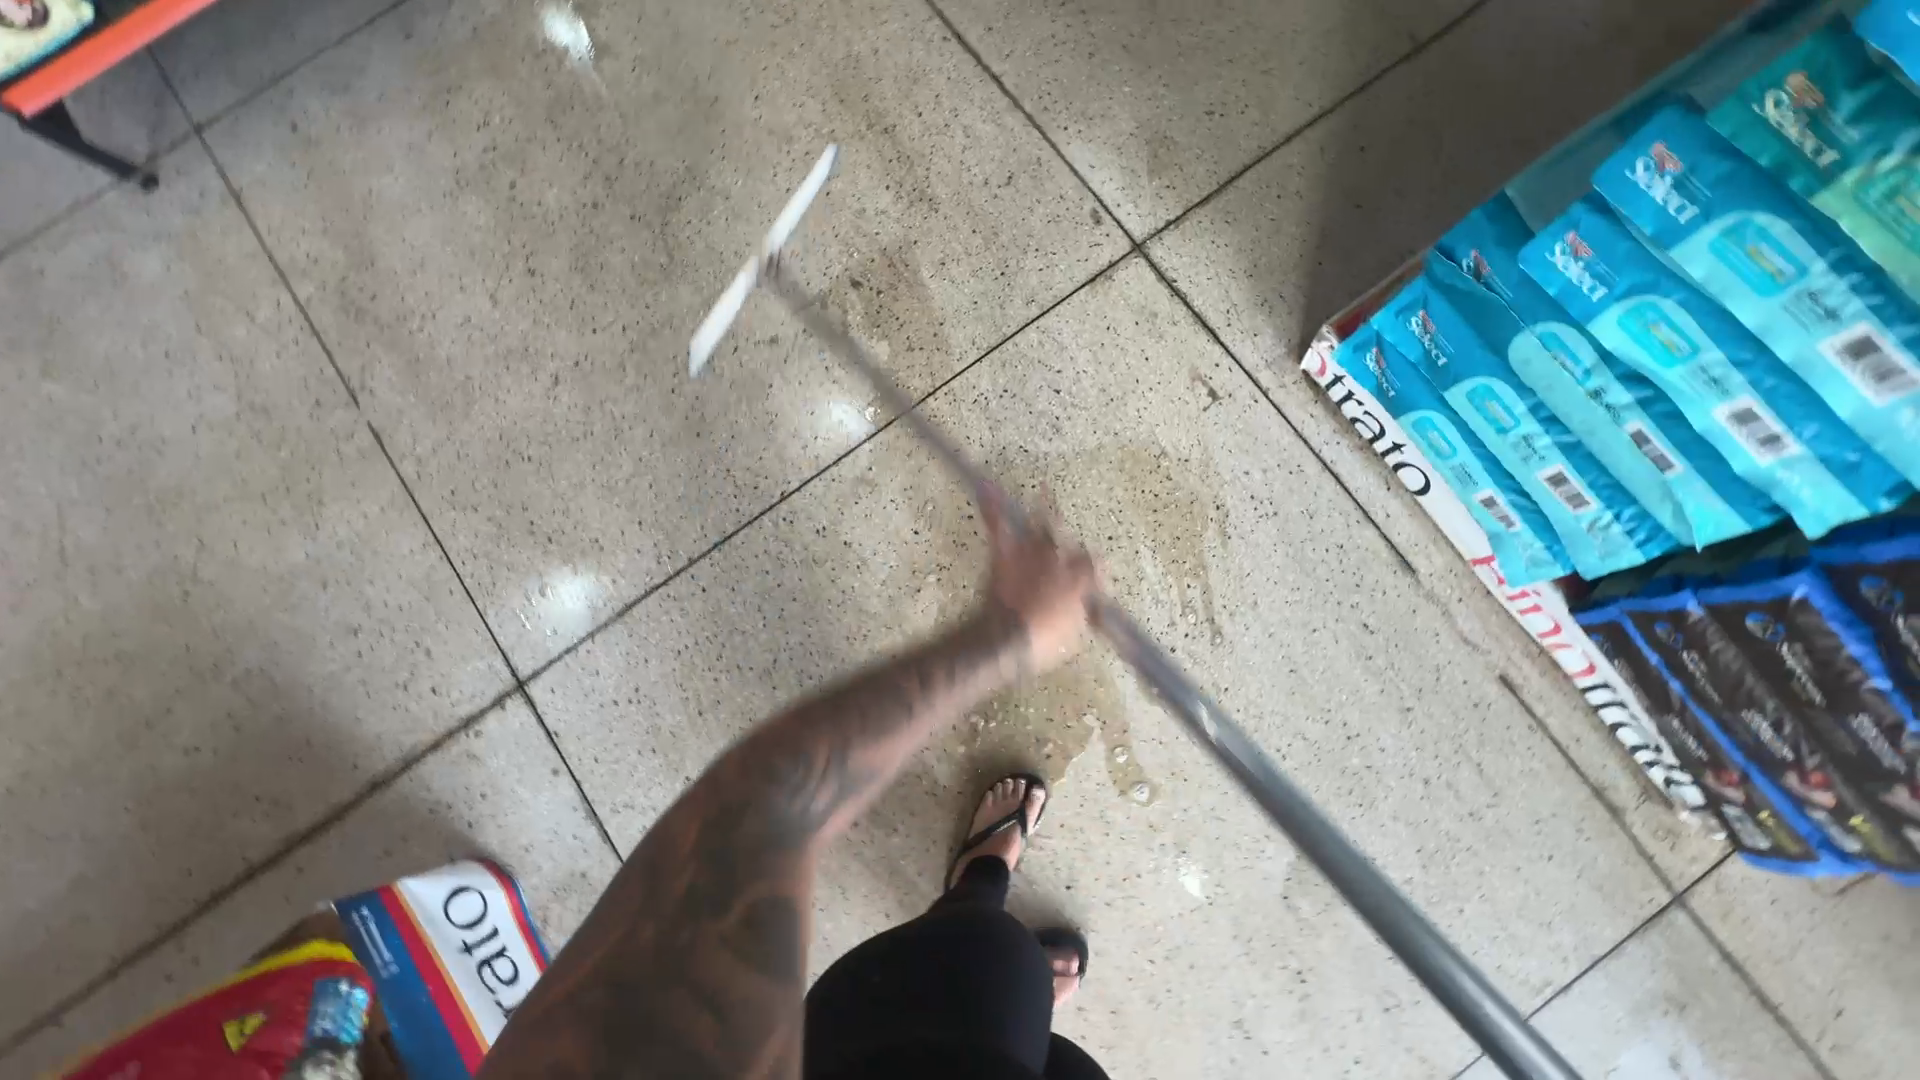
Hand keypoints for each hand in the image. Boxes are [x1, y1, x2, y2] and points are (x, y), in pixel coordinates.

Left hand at [978, 485, 1099, 673]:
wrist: (1009, 635)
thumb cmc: (1044, 640)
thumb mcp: (1073, 631)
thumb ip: (1082, 612)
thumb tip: (1087, 608)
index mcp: (1080, 578)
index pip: (1094, 563)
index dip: (1094, 569)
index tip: (1094, 574)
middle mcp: (1060, 558)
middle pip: (1069, 538)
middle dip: (1067, 531)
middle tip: (1062, 522)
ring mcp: (1031, 552)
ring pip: (1040, 522)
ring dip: (1043, 505)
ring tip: (1045, 485)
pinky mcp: (1004, 553)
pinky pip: (998, 524)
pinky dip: (991, 506)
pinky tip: (986, 487)